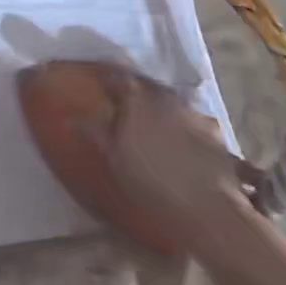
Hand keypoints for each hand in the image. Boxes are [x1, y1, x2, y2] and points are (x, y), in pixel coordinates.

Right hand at [84, 69, 262, 249]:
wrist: (204, 207)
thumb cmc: (150, 181)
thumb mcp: (113, 158)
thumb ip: (93, 132)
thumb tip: (73, 116)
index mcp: (136, 99)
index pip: (117, 78)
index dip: (108, 79)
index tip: (100, 84)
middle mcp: (164, 97)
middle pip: (145, 86)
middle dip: (135, 92)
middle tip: (125, 104)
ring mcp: (191, 112)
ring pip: (170, 102)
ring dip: (159, 108)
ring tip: (152, 123)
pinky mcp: (212, 131)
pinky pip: (192, 120)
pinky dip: (182, 125)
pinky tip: (181, 142)